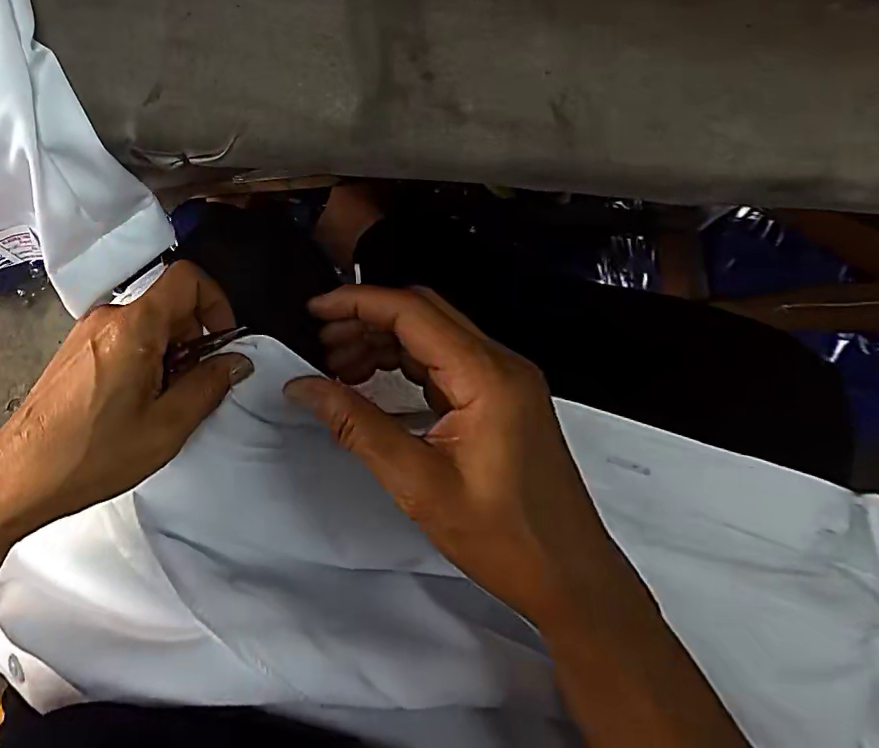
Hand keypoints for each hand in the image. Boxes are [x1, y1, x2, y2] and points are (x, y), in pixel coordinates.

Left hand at [0, 261, 251, 528]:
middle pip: (171, 304)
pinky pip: (127, 337)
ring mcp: (90, 332)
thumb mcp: (167, 427)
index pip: (188, 278)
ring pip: (150, 323)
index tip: (222, 339)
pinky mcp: (79, 349)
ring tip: (162, 402)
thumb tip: (235, 362)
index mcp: (134, 327)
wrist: (18, 477)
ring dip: (170, 353)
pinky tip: (137, 404)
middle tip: (195, 384)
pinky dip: (146, 359)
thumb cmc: (84, 455)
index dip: (217, 302)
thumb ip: (211, 385)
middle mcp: (109, 318)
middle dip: (195, 338)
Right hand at [285, 285, 632, 624]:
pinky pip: (445, 360)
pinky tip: (374, 382)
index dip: (358, 303)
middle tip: (322, 346)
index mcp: (487, 376)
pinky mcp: (500, 395)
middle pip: (422, 313)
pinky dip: (405, 363)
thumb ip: (358, 427)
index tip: (317, 310)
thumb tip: (307, 388)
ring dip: (384, 342)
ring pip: (432, 334)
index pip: (413, 311)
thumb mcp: (419, 484)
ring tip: (339, 368)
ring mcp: (504, 378)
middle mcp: (500, 364)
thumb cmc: (509, 538)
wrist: (570, 575)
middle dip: (366, 320)